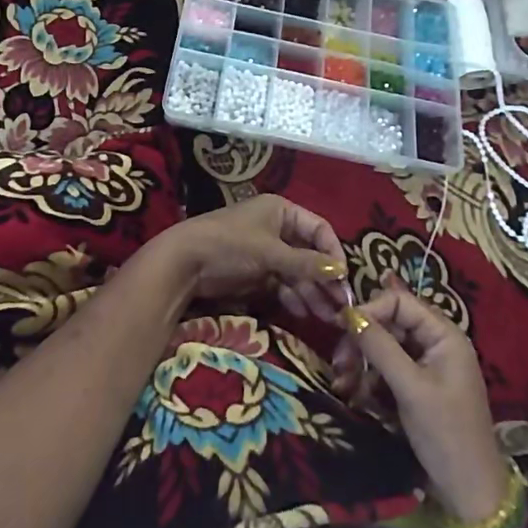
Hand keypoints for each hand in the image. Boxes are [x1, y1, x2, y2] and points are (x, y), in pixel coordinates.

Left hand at [145, 194, 348, 304]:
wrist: (184, 262)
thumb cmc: (229, 245)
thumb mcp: (270, 252)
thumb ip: (306, 263)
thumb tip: (341, 271)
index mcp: (281, 211)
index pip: (319, 229)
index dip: (333, 252)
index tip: (344, 278)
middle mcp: (276, 228)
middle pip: (310, 254)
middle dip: (325, 279)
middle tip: (341, 306)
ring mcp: (266, 251)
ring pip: (297, 273)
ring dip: (312, 293)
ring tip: (328, 317)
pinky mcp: (255, 272)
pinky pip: (282, 284)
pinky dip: (293, 297)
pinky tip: (305, 313)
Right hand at [334, 274, 512, 523]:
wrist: (470, 490)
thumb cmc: (446, 434)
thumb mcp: (410, 388)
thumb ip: (380, 347)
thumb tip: (348, 314)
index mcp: (444, 336)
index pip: (399, 302)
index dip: (369, 310)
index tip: (340, 328)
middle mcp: (435, 343)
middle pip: (387, 323)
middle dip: (360, 340)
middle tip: (337, 364)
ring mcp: (426, 365)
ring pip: (381, 346)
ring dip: (358, 362)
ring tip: (341, 384)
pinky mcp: (416, 386)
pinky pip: (384, 369)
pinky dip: (366, 378)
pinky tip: (353, 395)